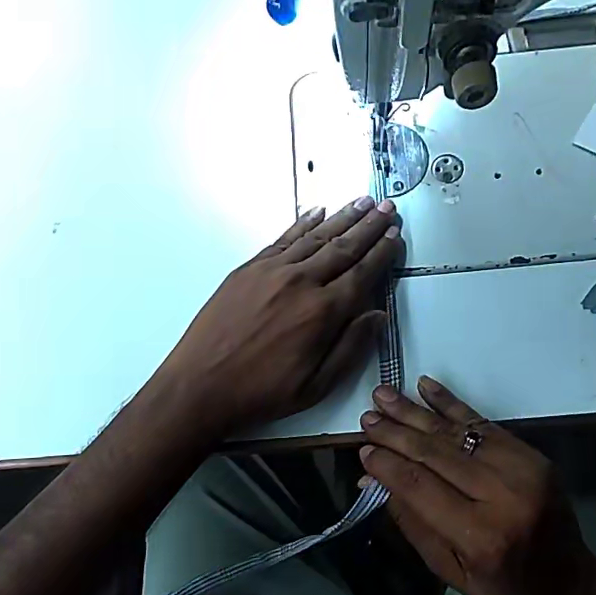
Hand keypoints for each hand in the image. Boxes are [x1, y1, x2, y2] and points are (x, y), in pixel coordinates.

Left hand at [150, 198, 402, 438]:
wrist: (200, 383)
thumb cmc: (259, 392)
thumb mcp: (316, 386)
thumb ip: (351, 348)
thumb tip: (377, 316)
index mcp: (322, 312)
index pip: (363, 273)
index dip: (382, 252)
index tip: (395, 236)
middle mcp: (300, 283)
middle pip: (343, 247)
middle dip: (369, 226)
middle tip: (387, 209)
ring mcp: (271, 271)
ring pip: (315, 237)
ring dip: (342, 217)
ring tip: (362, 203)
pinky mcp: (248, 269)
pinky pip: (283, 239)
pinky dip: (302, 224)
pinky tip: (317, 213)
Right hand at [357, 377, 595, 594]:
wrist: (571, 586)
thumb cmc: (503, 587)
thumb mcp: (448, 569)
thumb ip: (410, 519)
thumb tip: (372, 477)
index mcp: (481, 536)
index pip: (420, 486)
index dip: (387, 464)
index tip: (361, 450)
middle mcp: (504, 497)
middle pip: (435, 454)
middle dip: (395, 433)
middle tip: (366, 418)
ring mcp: (523, 471)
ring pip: (456, 433)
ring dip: (415, 412)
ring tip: (383, 395)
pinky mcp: (532, 456)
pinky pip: (483, 423)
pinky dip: (451, 403)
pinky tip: (425, 387)